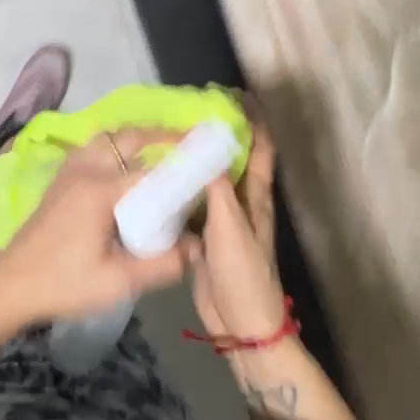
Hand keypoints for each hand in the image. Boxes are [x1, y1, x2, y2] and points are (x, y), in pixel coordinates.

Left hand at [0, 128, 198, 325]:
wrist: (12, 285)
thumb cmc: (65, 284)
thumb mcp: (118, 283)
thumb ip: (162, 264)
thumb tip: (198, 247)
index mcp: (99, 190)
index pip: (150, 167)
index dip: (181, 163)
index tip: (208, 161)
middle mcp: (84, 170)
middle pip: (127, 138)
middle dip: (160, 137)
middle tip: (189, 146)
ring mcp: (68, 172)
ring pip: (107, 139)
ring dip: (135, 139)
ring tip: (162, 154)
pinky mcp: (60, 180)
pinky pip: (93, 150)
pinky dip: (115, 148)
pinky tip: (127, 169)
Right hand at [190, 114, 288, 341]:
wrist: (241, 325)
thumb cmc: (244, 274)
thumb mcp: (231, 230)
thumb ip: (218, 189)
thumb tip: (205, 146)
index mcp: (256, 198)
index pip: (261, 149)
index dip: (254, 121)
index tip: (236, 95)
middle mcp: (241, 203)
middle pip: (233, 159)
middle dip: (219, 132)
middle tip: (190, 109)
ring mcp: (222, 220)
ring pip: (210, 179)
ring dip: (197, 158)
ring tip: (169, 136)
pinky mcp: (204, 235)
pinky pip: (192, 201)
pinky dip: (180, 185)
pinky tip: (158, 177)